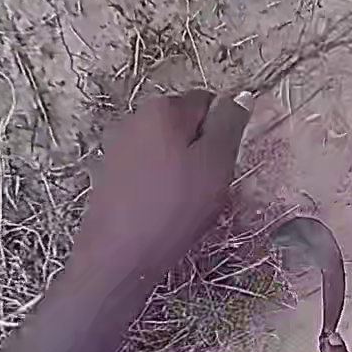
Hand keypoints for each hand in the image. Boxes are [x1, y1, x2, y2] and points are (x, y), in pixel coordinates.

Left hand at [71, 91, 251, 288]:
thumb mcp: (216, 163)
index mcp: (163, 108)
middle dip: (203, 149)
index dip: (223, 131)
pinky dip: (162, 184)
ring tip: (187, 201)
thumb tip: (240, 96)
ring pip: (168, 149)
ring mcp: (119, 147)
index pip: (208, 102)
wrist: (119, 255)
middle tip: (210, 184)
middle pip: (186, 125)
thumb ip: (229, 124)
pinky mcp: (111, 175)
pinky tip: (165, 209)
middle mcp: (136, 118)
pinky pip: (150, 169)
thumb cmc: (176, 206)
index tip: (225, 163)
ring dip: (183, 168)